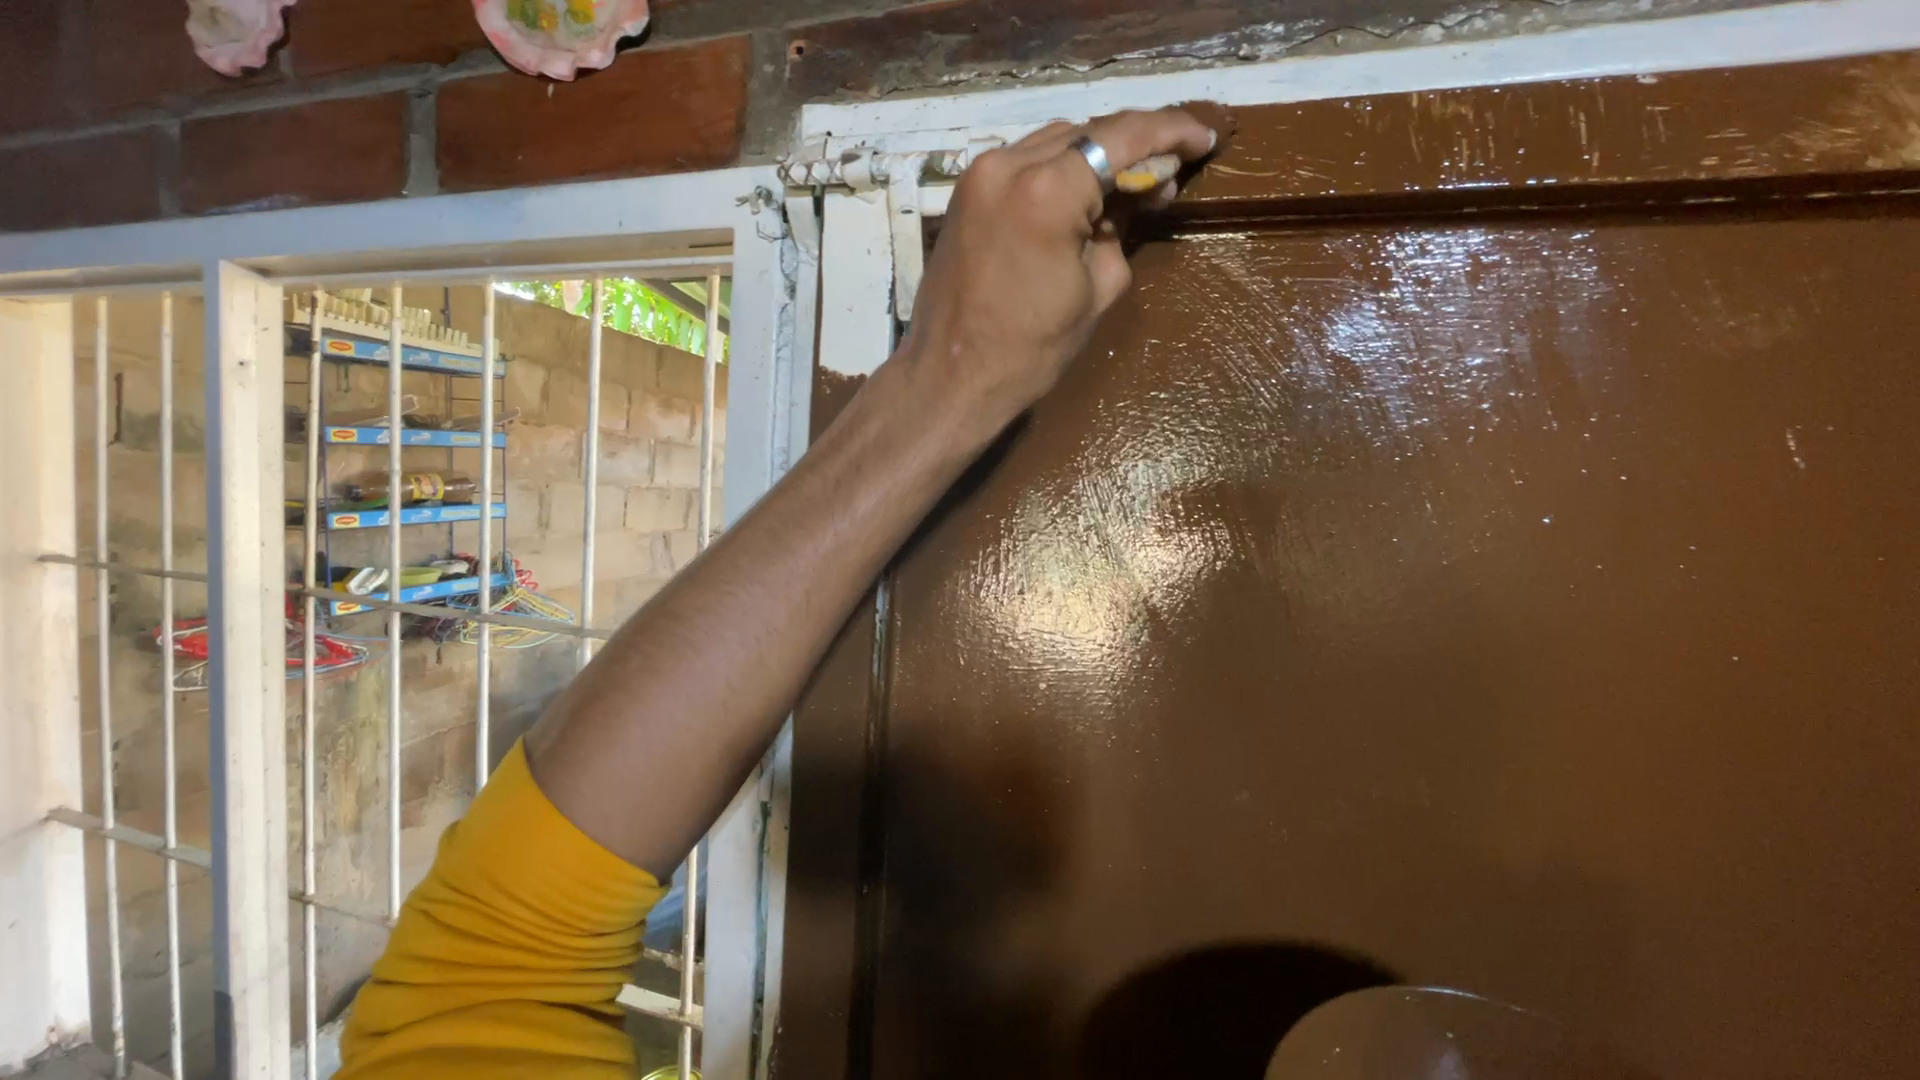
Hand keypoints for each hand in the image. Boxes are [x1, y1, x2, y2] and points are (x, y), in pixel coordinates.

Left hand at [893, 107, 1219, 442]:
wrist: (950, 378)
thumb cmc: (1030, 351)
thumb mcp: (1097, 290)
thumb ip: (1118, 230)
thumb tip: (1130, 197)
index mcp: (1047, 189)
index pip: (1122, 137)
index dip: (1170, 131)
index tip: (1203, 138)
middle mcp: (1008, 165)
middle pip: (1085, 133)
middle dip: (1133, 147)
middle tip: (1168, 174)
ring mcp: (979, 176)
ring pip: (1052, 143)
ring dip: (1093, 158)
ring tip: (1129, 188)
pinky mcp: (964, 195)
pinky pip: (1023, 165)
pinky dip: (1057, 171)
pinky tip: (1082, 196)